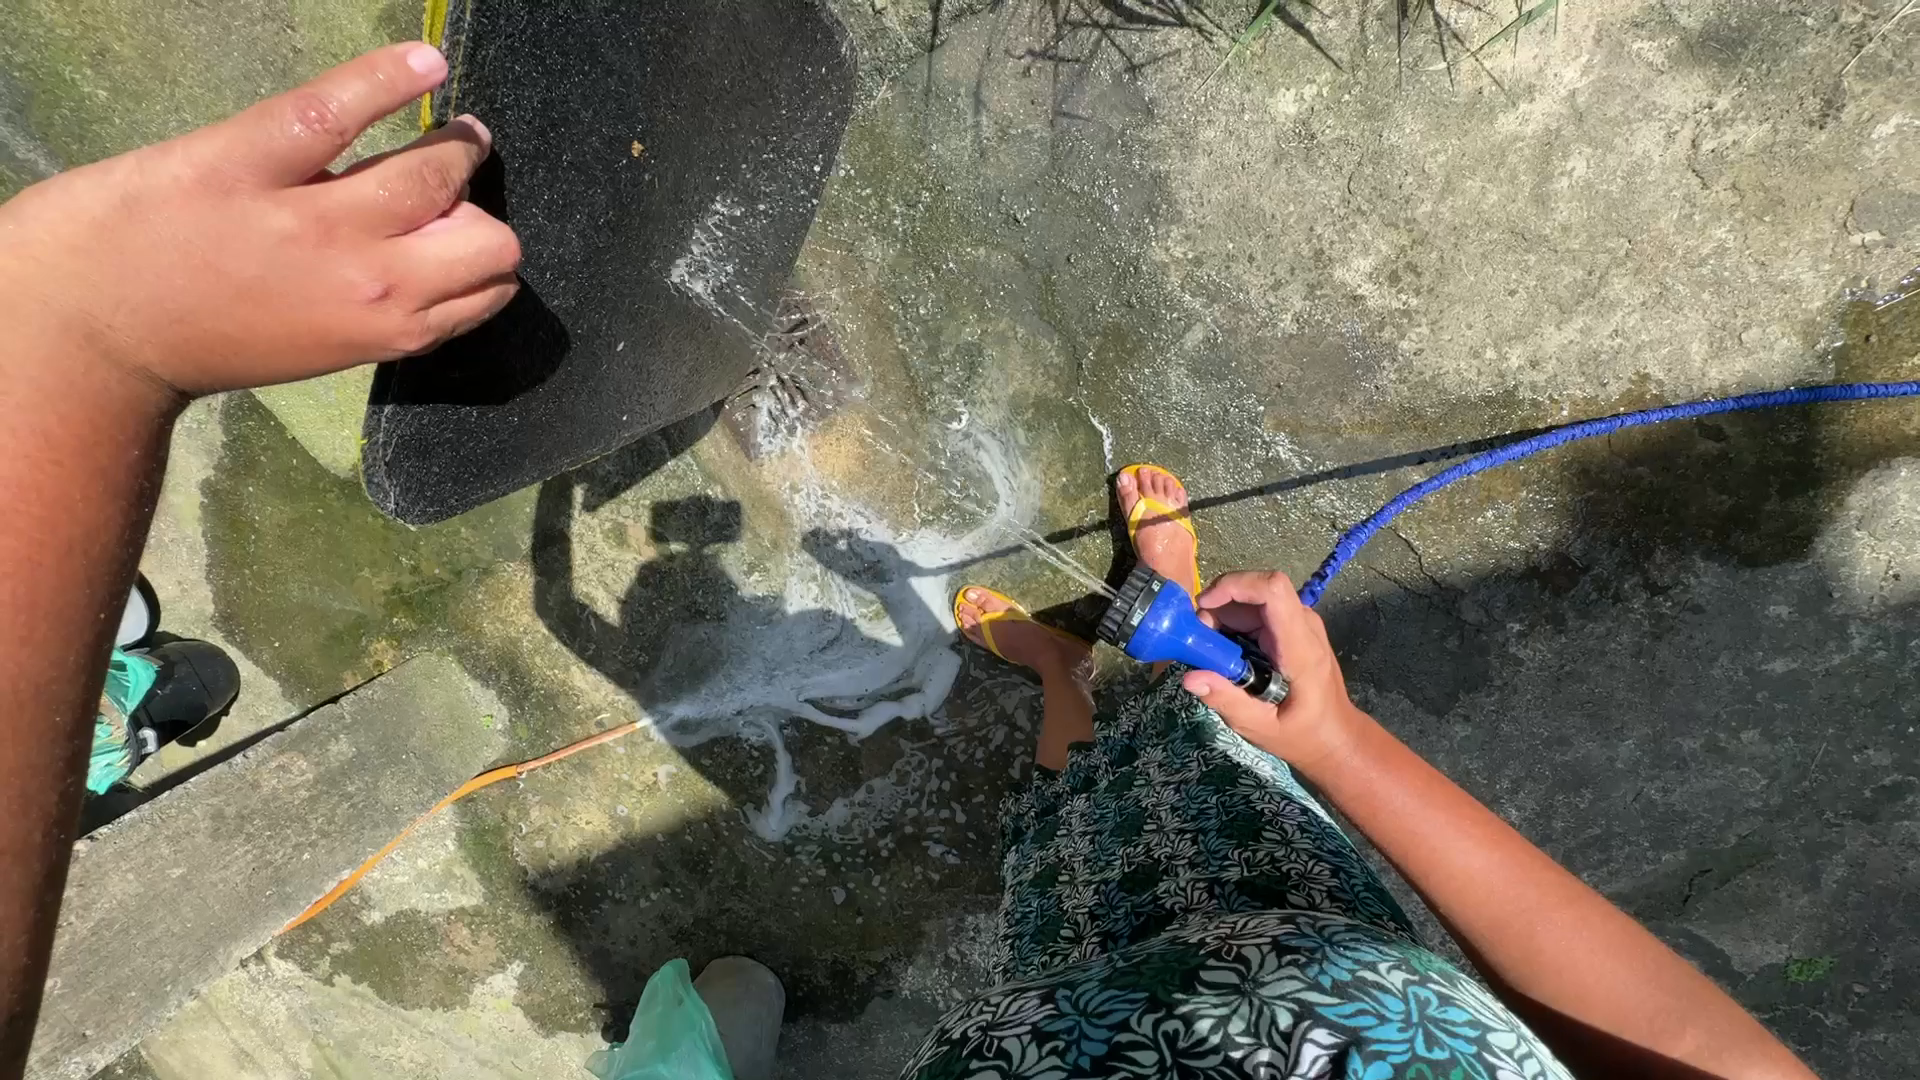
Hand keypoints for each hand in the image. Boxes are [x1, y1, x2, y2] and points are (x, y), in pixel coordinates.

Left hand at [0, 42, 519, 408]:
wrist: (96, 327)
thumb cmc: (225, 340)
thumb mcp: (343, 345)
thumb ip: (403, 307)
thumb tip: (443, 255)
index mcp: (399, 329)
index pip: (494, 285)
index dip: (486, 260)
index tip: (463, 242)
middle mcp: (377, 281)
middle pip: (488, 239)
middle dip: (481, 218)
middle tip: (457, 194)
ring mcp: (316, 221)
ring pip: (434, 175)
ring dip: (457, 149)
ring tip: (457, 130)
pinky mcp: (249, 163)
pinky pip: (336, 110)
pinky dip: (389, 79)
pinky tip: (426, 63)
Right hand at [1180, 571, 1367, 774]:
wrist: (1335, 736)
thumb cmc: (1303, 734)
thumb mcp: (1261, 727)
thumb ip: (1227, 701)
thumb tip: (1189, 678)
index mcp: (1299, 646)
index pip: (1273, 589)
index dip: (1235, 586)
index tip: (1203, 607)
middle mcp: (1301, 624)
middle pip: (1254, 590)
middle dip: (1218, 606)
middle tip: (1199, 641)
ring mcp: (1297, 623)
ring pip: (1249, 599)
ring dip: (1221, 617)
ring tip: (1210, 653)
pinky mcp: (1288, 627)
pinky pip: (1253, 611)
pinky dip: (1229, 624)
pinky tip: (1224, 653)